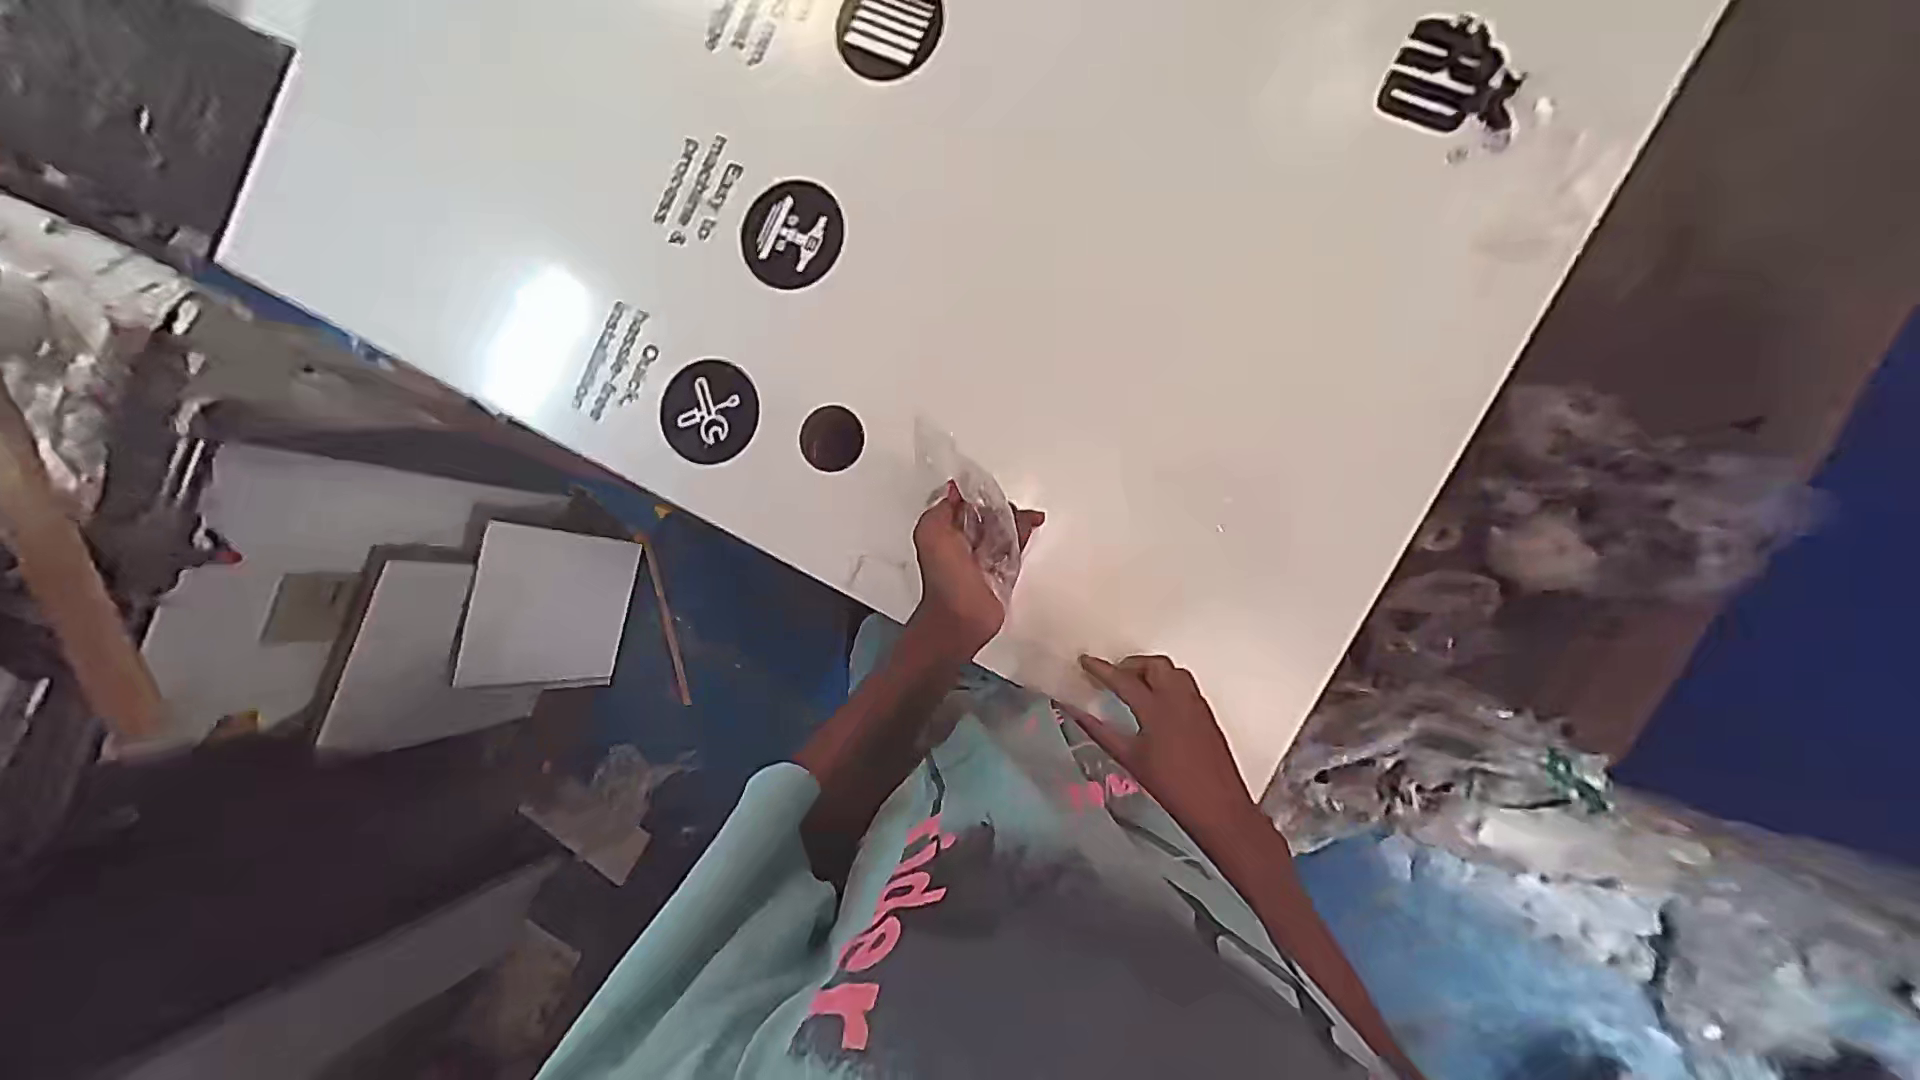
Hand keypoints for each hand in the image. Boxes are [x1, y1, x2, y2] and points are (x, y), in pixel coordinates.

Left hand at [910, 481, 1042, 658]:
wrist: (962, 616)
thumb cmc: (944, 578)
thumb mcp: (930, 532)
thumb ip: (941, 508)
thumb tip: (953, 489)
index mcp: (946, 530)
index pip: (964, 502)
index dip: (976, 492)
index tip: (987, 487)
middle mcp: (965, 542)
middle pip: (988, 512)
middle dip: (1000, 506)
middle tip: (1007, 507)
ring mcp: (986, 556)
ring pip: (1004, 526)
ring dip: (1015, 518)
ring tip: (1024, 517)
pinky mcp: (1004, 569)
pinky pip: (1016, 545)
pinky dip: (1024, 533)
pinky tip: (1031, 526)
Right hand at [1064, 655, 1259, 840]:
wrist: (1218, 808)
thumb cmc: (1172, 787)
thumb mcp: (1129, 758)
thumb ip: (1100, 731)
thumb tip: (1077, 713)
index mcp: (1157, 709)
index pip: (1123, 679)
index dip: (1101, 669)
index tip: (1086, 662)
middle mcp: (1180, 700)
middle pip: (1153, 665)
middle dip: (1130, 664)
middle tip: (1113, 674)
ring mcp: (1197, 705)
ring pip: (1173, 671)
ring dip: (1152, 670)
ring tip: (1135, 684)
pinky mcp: (1207, 714)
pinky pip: (1186, 685)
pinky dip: (1168, 682)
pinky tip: (1158, 701)